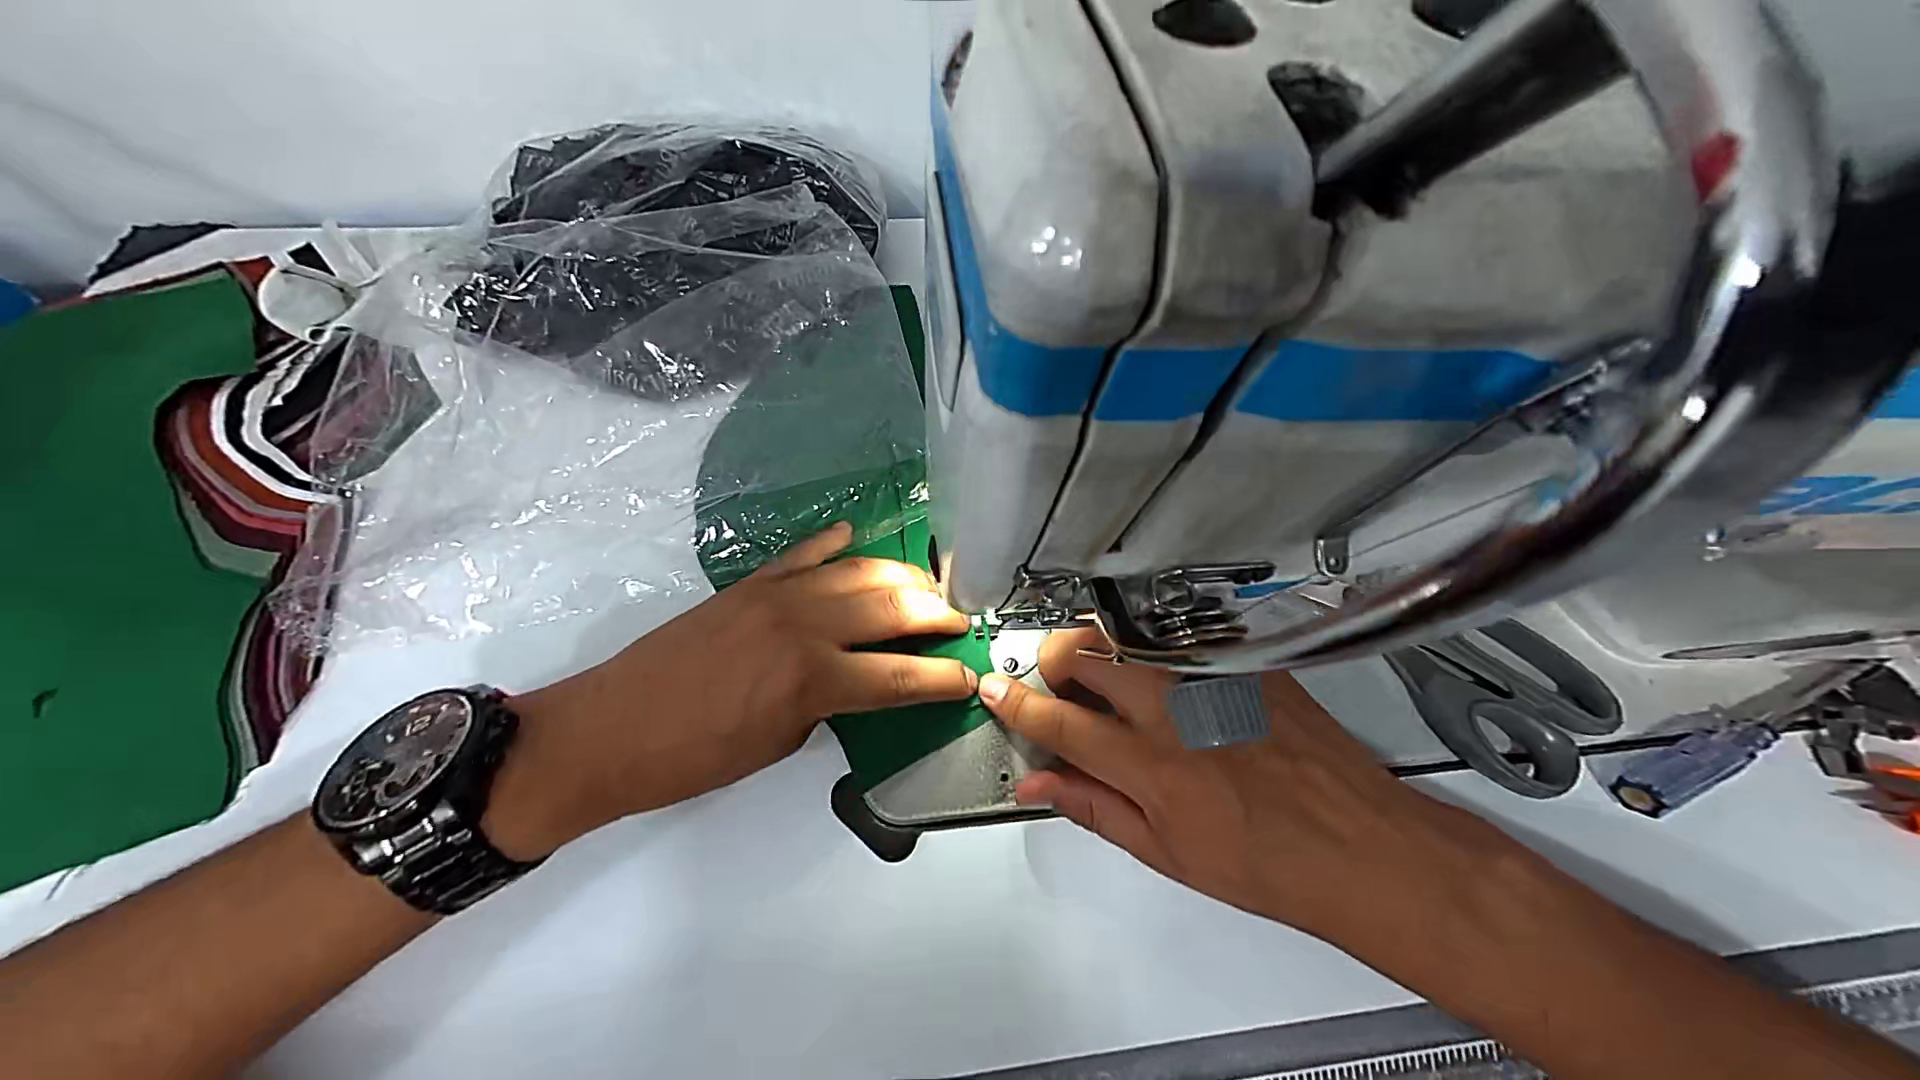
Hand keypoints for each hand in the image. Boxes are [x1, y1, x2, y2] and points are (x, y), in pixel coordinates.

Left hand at [486, 523, 977, 857]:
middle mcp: (805, 624)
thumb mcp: (779, 744)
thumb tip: (859, 682)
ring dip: (902, 577)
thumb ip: (830, 705)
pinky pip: (804, 553)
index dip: (943, 679)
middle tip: (958, 624)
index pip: (901, 676)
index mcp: (814, 679)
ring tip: (924, 589)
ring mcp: (777, 593)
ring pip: (859, 570)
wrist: (610, 729)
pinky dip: (835, 545)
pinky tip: (855, 538)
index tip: (968, 679)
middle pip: (893, 608)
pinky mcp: (750, 582)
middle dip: (937, 615)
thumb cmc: (695, 756)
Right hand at [978, 627, 1514, 941]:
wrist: (1359, 844)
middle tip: (1056, 688)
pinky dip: (1148, 653)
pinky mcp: (1244, 663)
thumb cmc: (1269, 862)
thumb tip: (1039, 785)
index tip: (993, 689)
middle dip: (1051, 662)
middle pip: (1085, 655)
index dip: (1016, 702)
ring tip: (1105, 685)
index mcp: (1153, 767)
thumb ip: (1092, 807)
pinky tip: (1162, 683)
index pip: (1059, 721)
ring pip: (1126, 636)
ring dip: (1096, 652)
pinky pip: (1175, 641)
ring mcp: (1214, 678)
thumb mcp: (1164, 851)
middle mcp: (1179, 711)